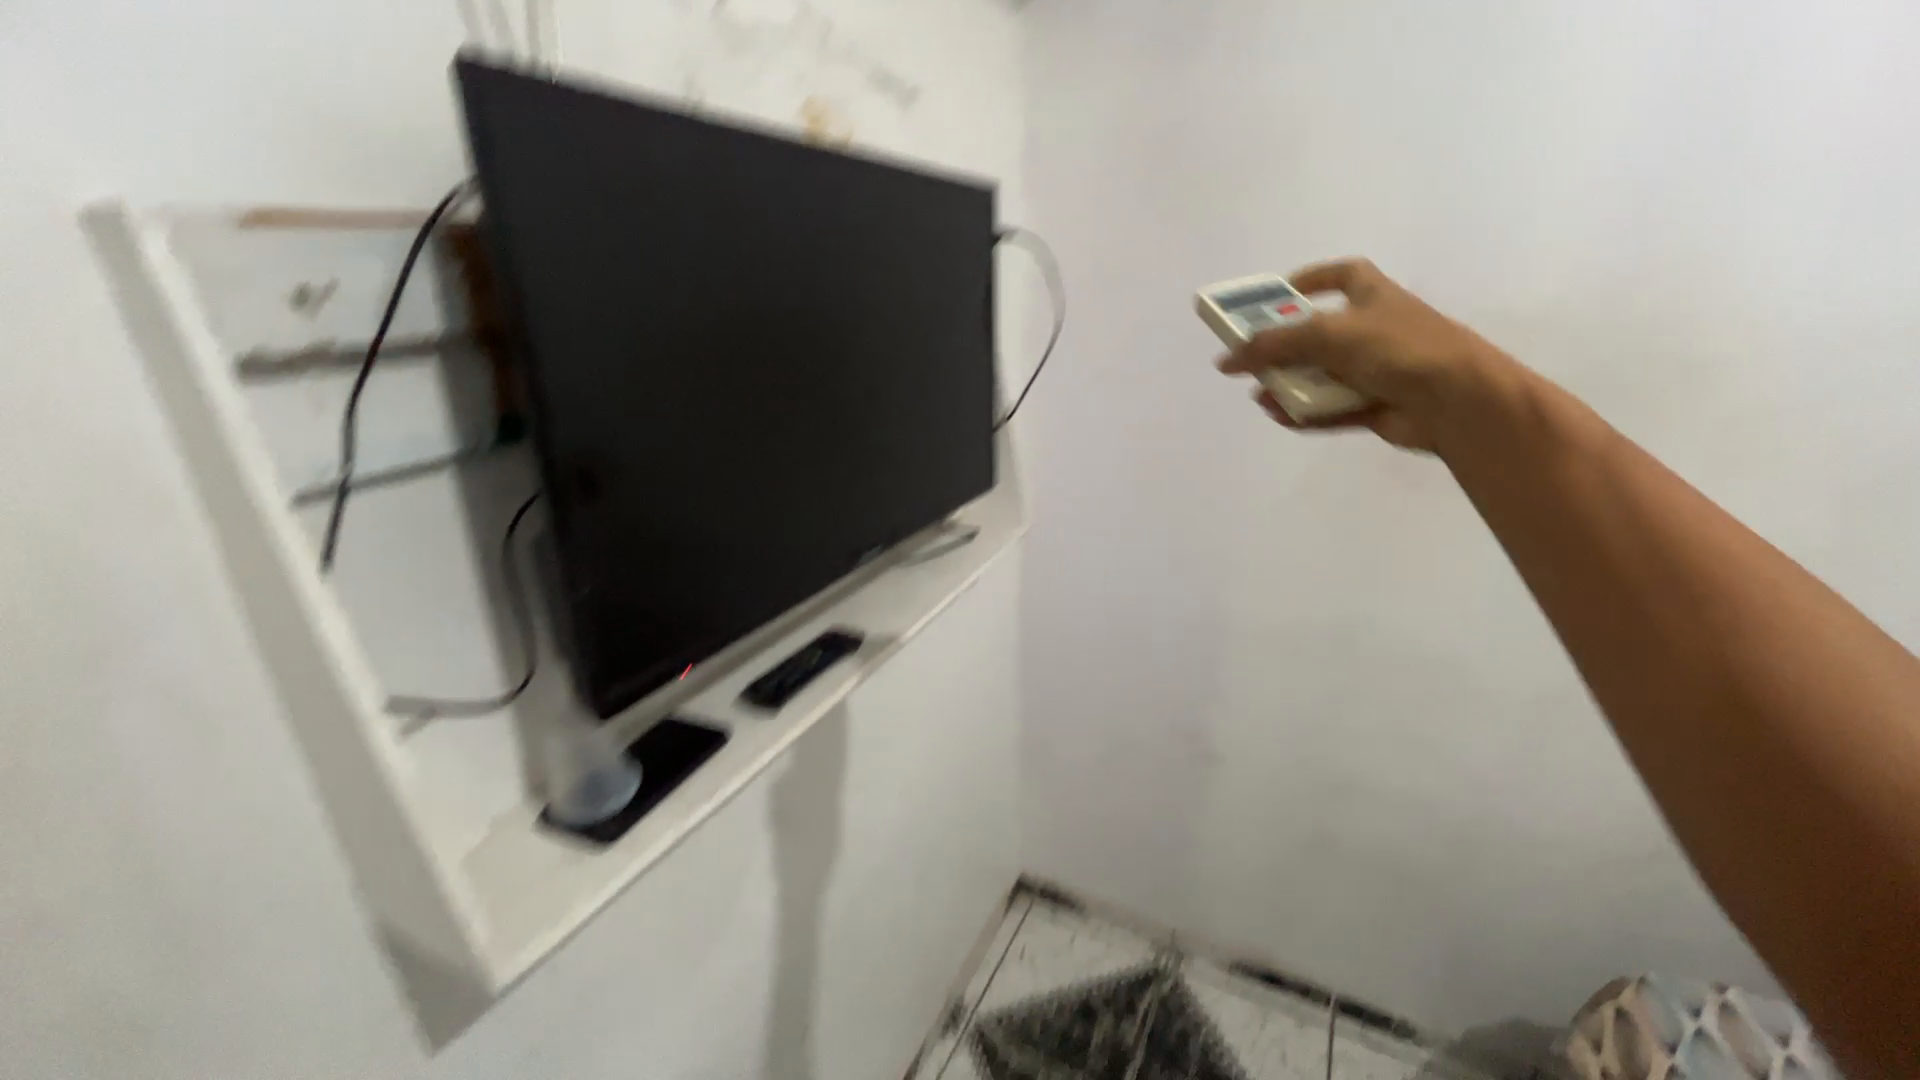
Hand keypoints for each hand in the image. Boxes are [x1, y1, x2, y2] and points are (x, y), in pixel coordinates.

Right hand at [1215, 258, 1511, 451]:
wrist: (1457, 400)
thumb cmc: (1397, 348)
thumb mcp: (1327, 334)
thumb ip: (1272, 345)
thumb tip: (1226, 360)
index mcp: (1372, 295)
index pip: (1340, 276)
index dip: (1310, 280)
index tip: (1279, 294)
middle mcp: (1372, 329)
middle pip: (1317, 334)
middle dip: (1285, 347)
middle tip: (1252, 359)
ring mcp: (1374, 369)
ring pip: (1320, 375)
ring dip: (1289, 385)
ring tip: (1262, 396)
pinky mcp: (1373, 405)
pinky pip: (1329, 407)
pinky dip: (1304, 412)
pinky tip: (1280, 415)